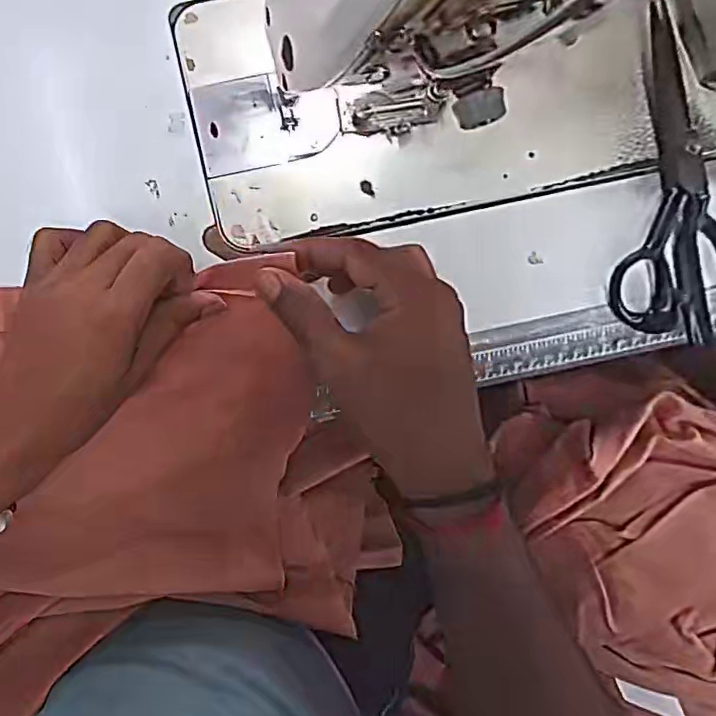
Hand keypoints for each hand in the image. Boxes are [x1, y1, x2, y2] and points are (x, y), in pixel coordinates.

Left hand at [0, 222, 225, 512]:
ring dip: (123, 245)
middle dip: (158, 257)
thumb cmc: (78, 409)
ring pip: (99, 233)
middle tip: (162, 290)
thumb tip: (207, 300)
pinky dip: (75, 242)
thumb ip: (170, 325)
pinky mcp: (32, 284)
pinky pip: (52, 240)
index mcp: (113, 311)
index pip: (157, 254)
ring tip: (128, 277)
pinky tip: (86, 266)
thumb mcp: (135, 372)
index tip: (181, 291)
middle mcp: (82, 287)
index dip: (179, 266)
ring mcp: (54, 281)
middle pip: (133, 241)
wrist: (22, 421)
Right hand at [253, 238, 491, 499]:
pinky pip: (407, 292)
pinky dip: (376, 289)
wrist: (441, 464)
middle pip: (378, 254)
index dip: (312, 250)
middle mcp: (435, 296)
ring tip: (321, 286)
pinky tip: (353, 310)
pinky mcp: (441, 333)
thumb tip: (273, 279)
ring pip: (396, 270)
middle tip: (298, 270)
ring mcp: (443, 314)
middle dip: (334, 257)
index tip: (281, 258)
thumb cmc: (395, 415)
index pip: (355, 251)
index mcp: (413, 294)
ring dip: (357, 271)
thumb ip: (301, 312)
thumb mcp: (336, 360)